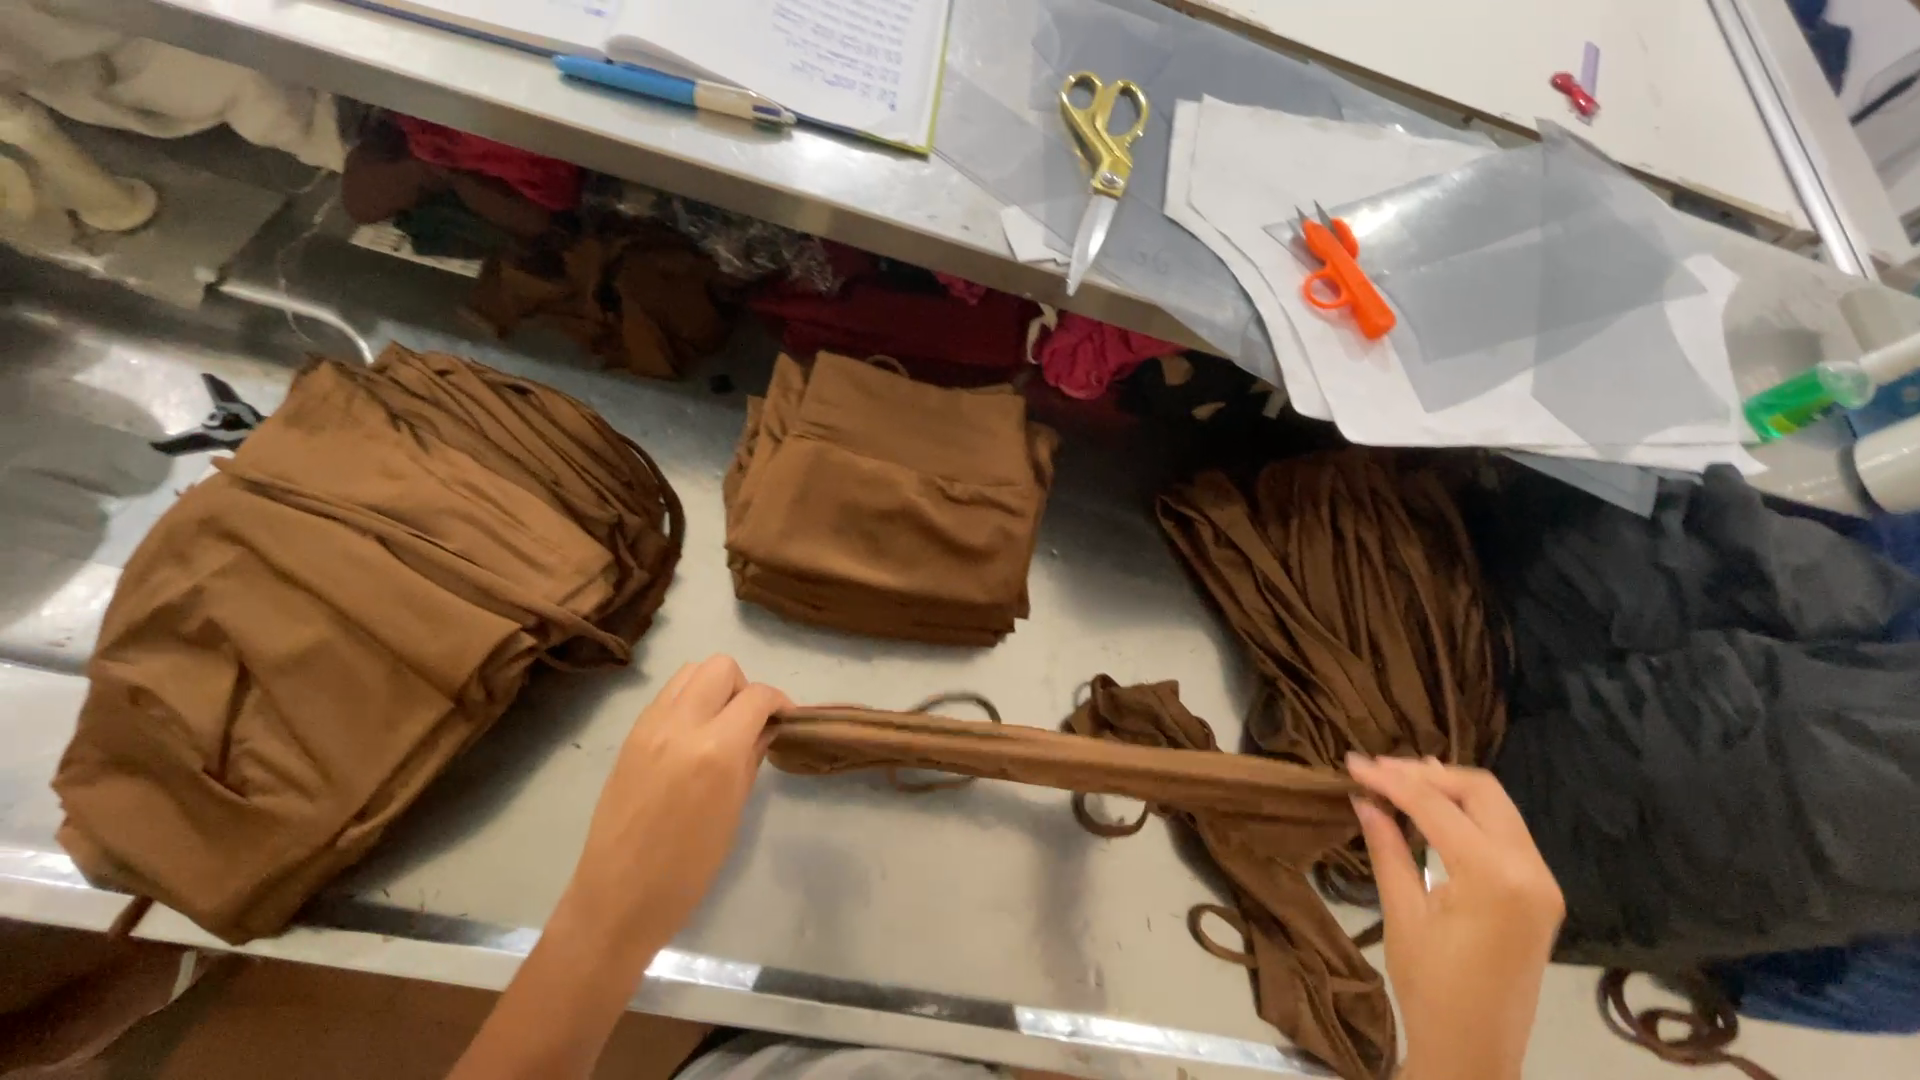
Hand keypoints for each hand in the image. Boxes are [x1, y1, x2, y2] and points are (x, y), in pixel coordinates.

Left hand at [560, 656, 788, 947]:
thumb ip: (751, 759)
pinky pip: (667, 696)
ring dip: (713, 687)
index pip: (757, 696)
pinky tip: (693, 737)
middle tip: (750, 722)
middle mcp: (680, 724)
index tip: (785, 721)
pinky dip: (687, 701)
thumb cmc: (688, 869)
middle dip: (744, 686)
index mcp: (716, 749)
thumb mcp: (734, 811)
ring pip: (690, 671)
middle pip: (721, 667)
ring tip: (721, 724)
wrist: (617, 898)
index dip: (779, 703)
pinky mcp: (630, 736)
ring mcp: (649, 727)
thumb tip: (764, 729)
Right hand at [1347, 754, 1563, 1079]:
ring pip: (1497, 806)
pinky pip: (1506, 831)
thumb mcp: (1402, 913)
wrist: (1475, 1051)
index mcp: (1494, 876)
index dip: (1390, 779)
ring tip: (1398, 780)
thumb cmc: (1430, 987)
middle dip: (1426, 774)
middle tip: (1377, 769)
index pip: (1436, 806)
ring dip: (1448, 789)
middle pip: (1481, 791)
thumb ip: (1388, 847)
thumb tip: (1364, 799)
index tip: (1352, 763)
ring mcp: (1542, 881)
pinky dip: (1468, 812)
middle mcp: (1530, 869)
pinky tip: (1433, 810)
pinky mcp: (1540, 892)